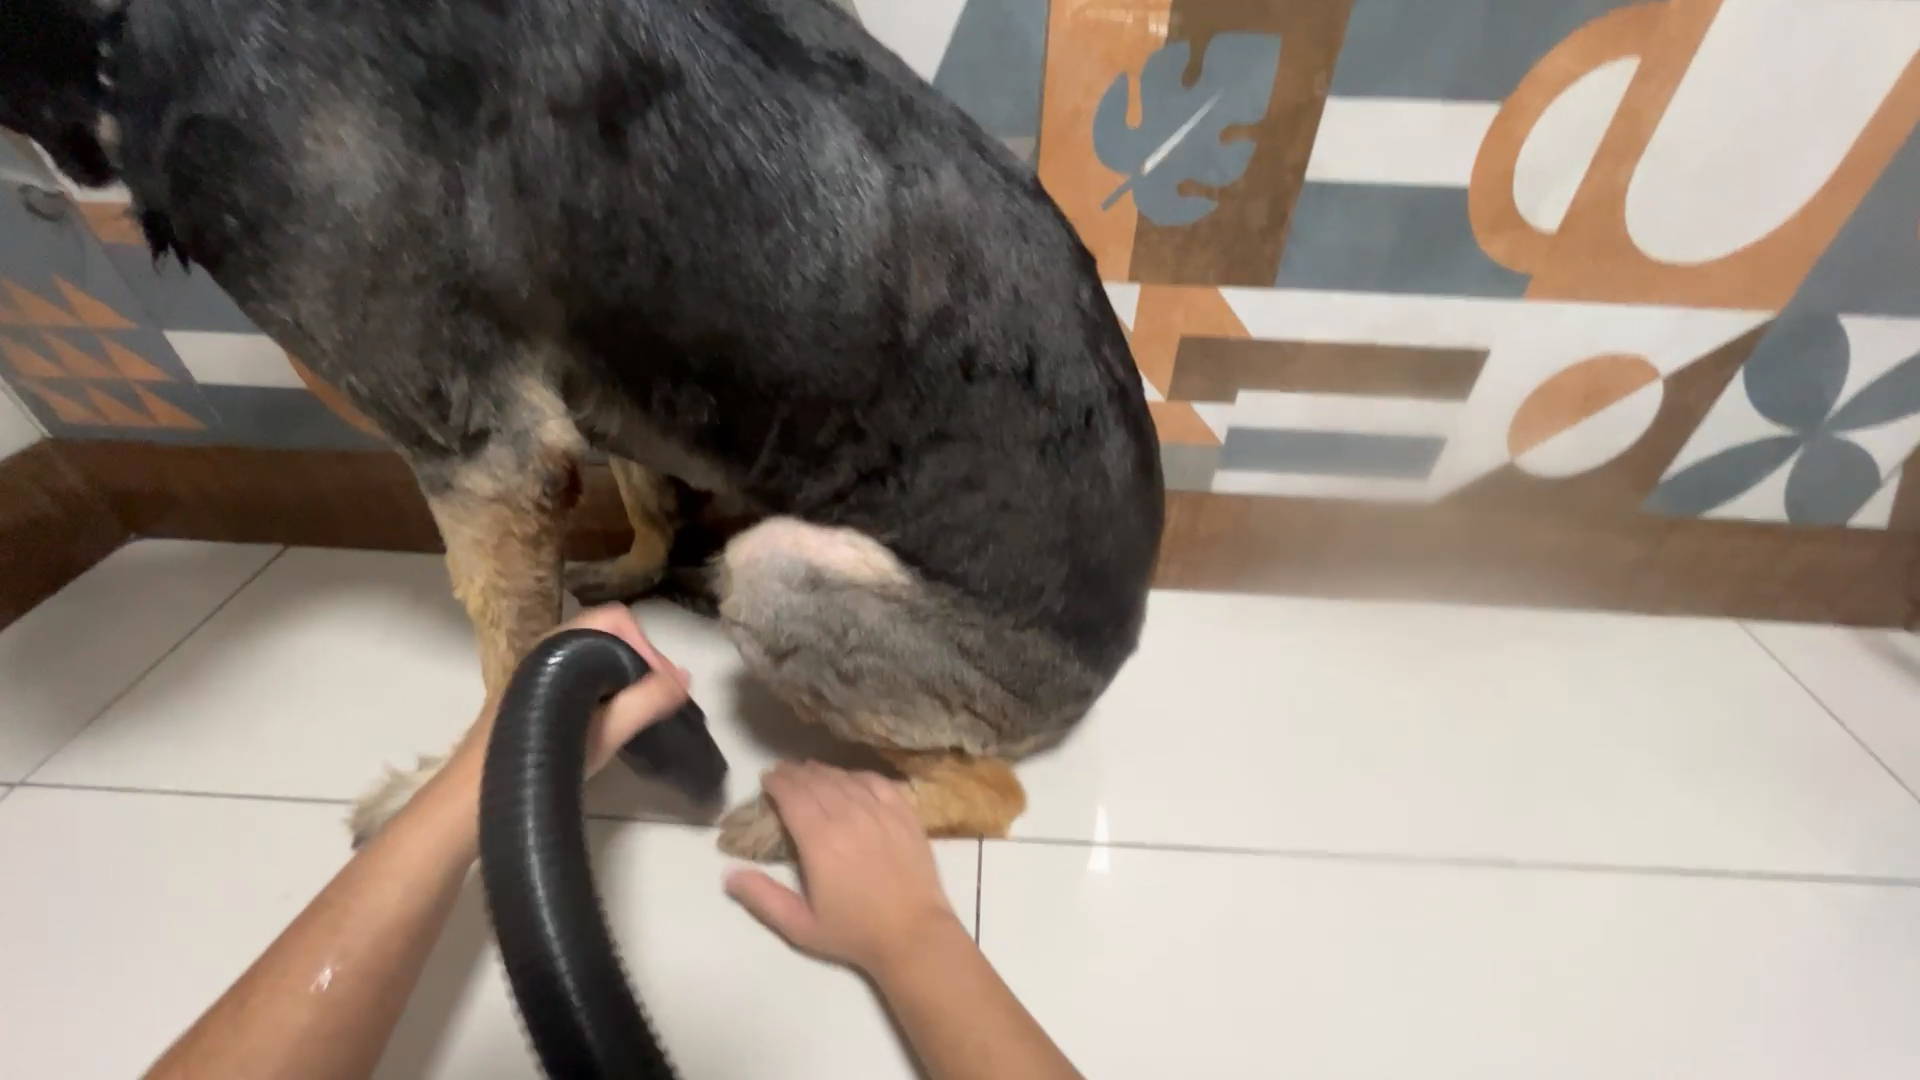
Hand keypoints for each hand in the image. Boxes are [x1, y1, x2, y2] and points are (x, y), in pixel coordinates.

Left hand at [452, 604, 691, 780]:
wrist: (475, 798)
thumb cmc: (542, 759)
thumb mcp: (608, 730)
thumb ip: (648, 699)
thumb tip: (685, 677)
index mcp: (562, 648)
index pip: (616, 620)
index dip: (646, 645)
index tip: (660, 682)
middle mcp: (548, 649)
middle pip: (608, 634)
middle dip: (640, 660)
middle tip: (658, 696)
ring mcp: (538, 671)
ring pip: (595, 655)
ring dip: (624, 675)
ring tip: (640, 707)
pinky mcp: (533, 693)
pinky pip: (580, 672)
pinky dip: (605, 686)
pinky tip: (612, 716)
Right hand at [725, 763, 960, 975]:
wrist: (913, 933)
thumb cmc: (854, 933)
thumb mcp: (800, 925)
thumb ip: (763, 898)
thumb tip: (728, 874)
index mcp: (820, 841)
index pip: (793, 797)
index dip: (778, 783)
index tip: (768, 778)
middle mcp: (849, 817)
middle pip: (817, 783)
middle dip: (796, 773)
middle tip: (783, 770)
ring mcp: (880, 811)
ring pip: (845, 779)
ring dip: (824, 771)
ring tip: (810, 769)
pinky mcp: (904, 812)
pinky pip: (877, 782)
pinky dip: (858, 775)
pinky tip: (850, 777)